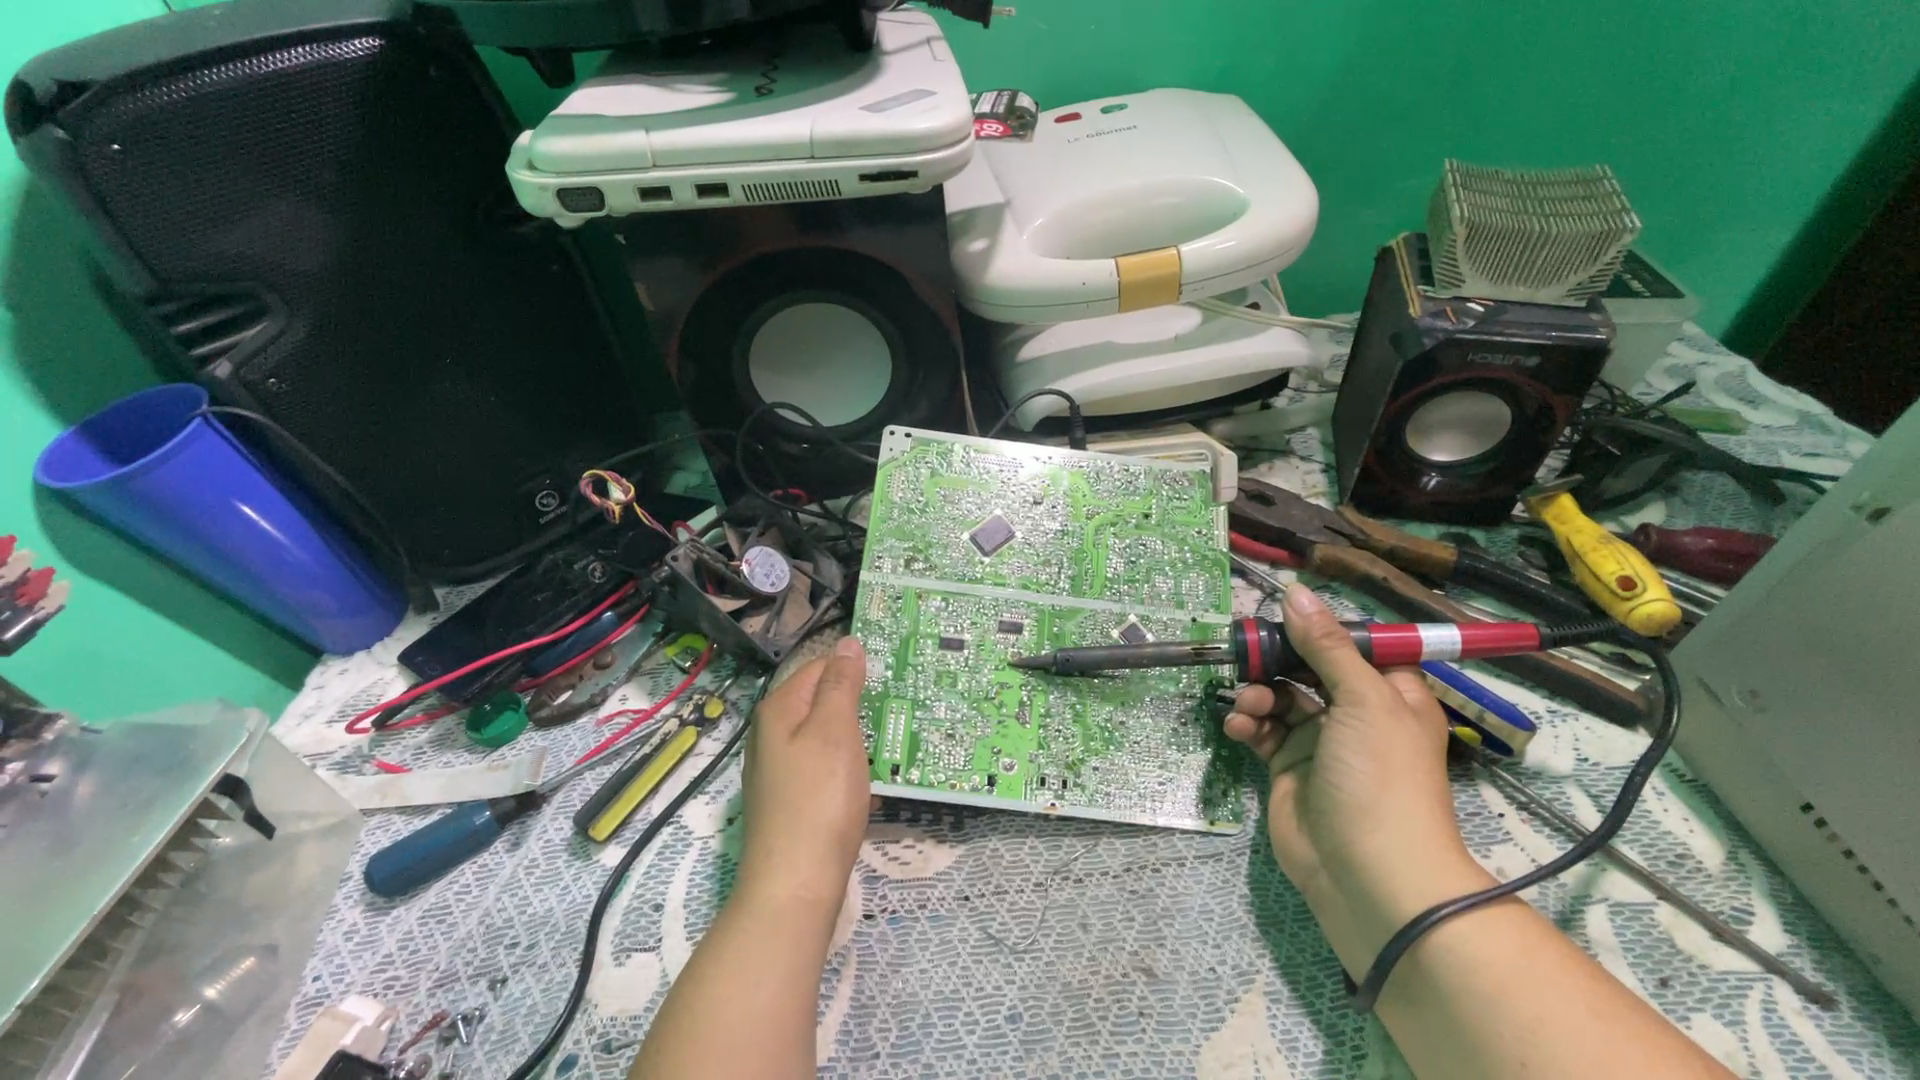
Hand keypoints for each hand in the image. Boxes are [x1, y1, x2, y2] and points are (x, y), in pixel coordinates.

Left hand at [736, 636, 871, 916]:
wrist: (795, 883)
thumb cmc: (819, 798)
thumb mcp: (835, 730)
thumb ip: (841, 684)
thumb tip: (847, 642)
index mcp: (779, 710)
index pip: (819, 667)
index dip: (854, 667)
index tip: (894, 674)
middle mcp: (772, 735)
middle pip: (822, 703)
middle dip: (860, 704)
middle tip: (903, 706)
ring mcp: (781, 771)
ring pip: (827, 739)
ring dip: (861, 738)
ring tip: (897, 740)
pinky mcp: (793, 802)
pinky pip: (828, 770)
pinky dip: (852, 770)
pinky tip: (876, 781)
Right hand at [1224, 584, 1492, 972]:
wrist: (1366, 871)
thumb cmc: (1379, 775)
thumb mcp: (1361, 700)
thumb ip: (1325, 646)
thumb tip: (1294, 591)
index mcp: (1391, 694)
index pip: (1355, 646)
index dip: (1320, 629)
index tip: (1283, 614)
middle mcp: (1356, 714)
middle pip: (1309, 668)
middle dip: (1277, 659)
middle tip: (1245, 650)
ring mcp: (1320, 742)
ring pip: (1281, 697)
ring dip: (1259, 692)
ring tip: (1249, 704)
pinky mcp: (1287, 767)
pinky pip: (1262, 730)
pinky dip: (1247, 722)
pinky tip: (1238, 725)